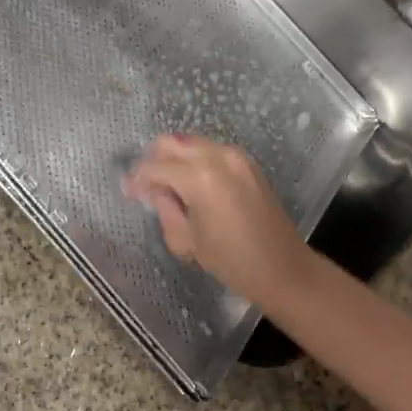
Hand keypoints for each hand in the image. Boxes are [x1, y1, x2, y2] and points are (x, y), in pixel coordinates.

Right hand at [123, 136, 311, 303]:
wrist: (283, 268)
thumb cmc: (232, 261)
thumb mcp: (186, 240)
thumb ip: (164, 209)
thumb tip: (154, 192)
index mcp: (200, 178)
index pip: (155, 167)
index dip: (137, 179)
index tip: (128, 191)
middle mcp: (217, 157)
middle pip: (171, 142)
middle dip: (153, 160)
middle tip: (146, 186)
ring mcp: (236, 156)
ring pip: (191, 143)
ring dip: (174, 159)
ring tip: (168, 186)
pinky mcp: (247, 163)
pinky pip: (211, 150)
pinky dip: (195, 160)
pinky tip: (192, 185)